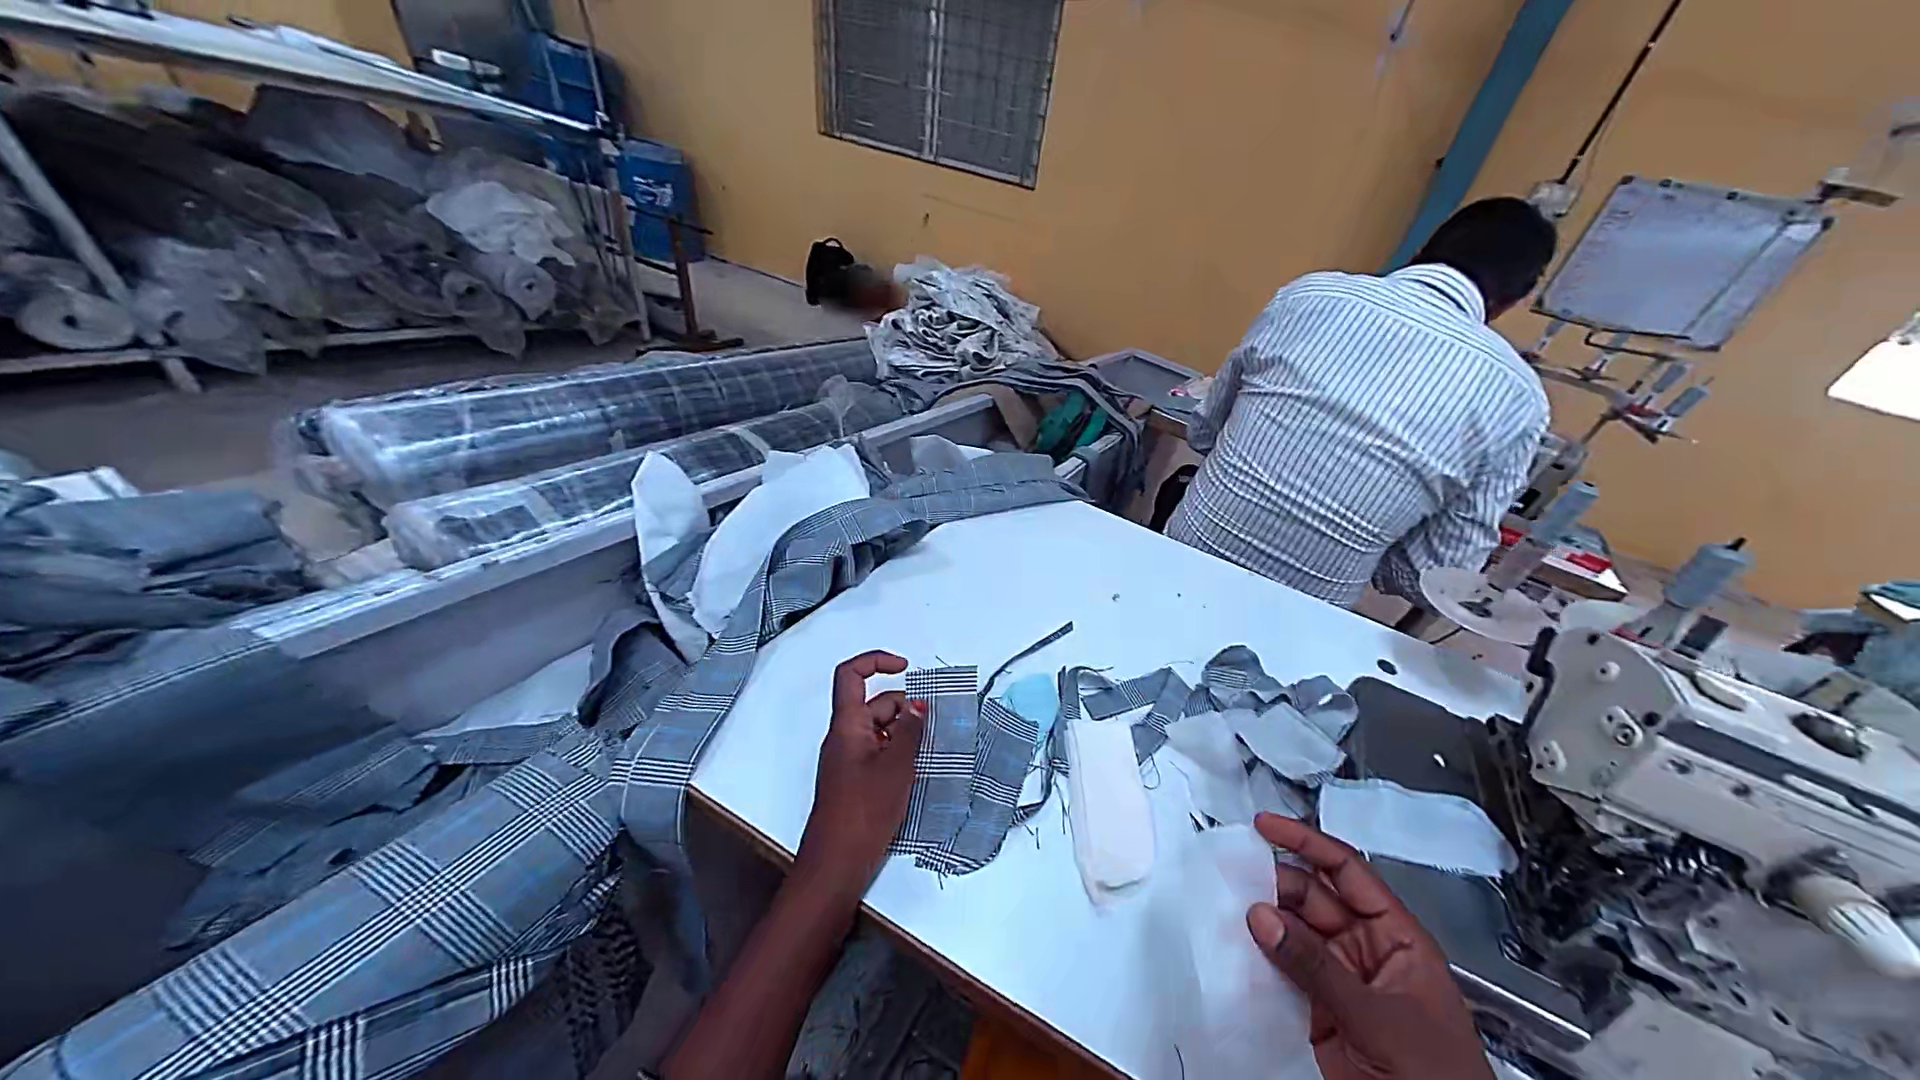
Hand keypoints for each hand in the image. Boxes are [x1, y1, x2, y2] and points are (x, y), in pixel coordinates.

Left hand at [794, 651, 927, 896]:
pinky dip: (897, 752)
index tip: (904, 666)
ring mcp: (847, 759)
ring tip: (926, 751)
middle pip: (873, 703)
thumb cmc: (862, 813)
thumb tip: (917, 705)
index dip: (876, 661)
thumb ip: (910, 731)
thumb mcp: (896, 766)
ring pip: (878, 729)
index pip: (851, 675)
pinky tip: (915, 770)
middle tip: (930, 724)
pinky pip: (878, 751)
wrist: (836, 862)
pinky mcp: (854, 780)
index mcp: (846, 725)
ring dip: (903, 732)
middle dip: (903, 707)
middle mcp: (843, 737)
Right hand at [1246, 813, 1491, 1079]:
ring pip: (1291, 931)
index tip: (1266, 825)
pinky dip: (1256, 958)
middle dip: (1274, 884)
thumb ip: (1318, 968)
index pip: (1347, 871)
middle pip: (1311, 896)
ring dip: (1261, 921)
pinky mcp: (1315, 1009)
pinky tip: (1235, 950)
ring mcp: (1339, 979)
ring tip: (1227, 912)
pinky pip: (1280, 969)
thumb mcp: (1382, 1020)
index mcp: (1397, 938)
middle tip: (1236, 882)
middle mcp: (1364, 949)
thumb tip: (1261, 916)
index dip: (1307, 842)